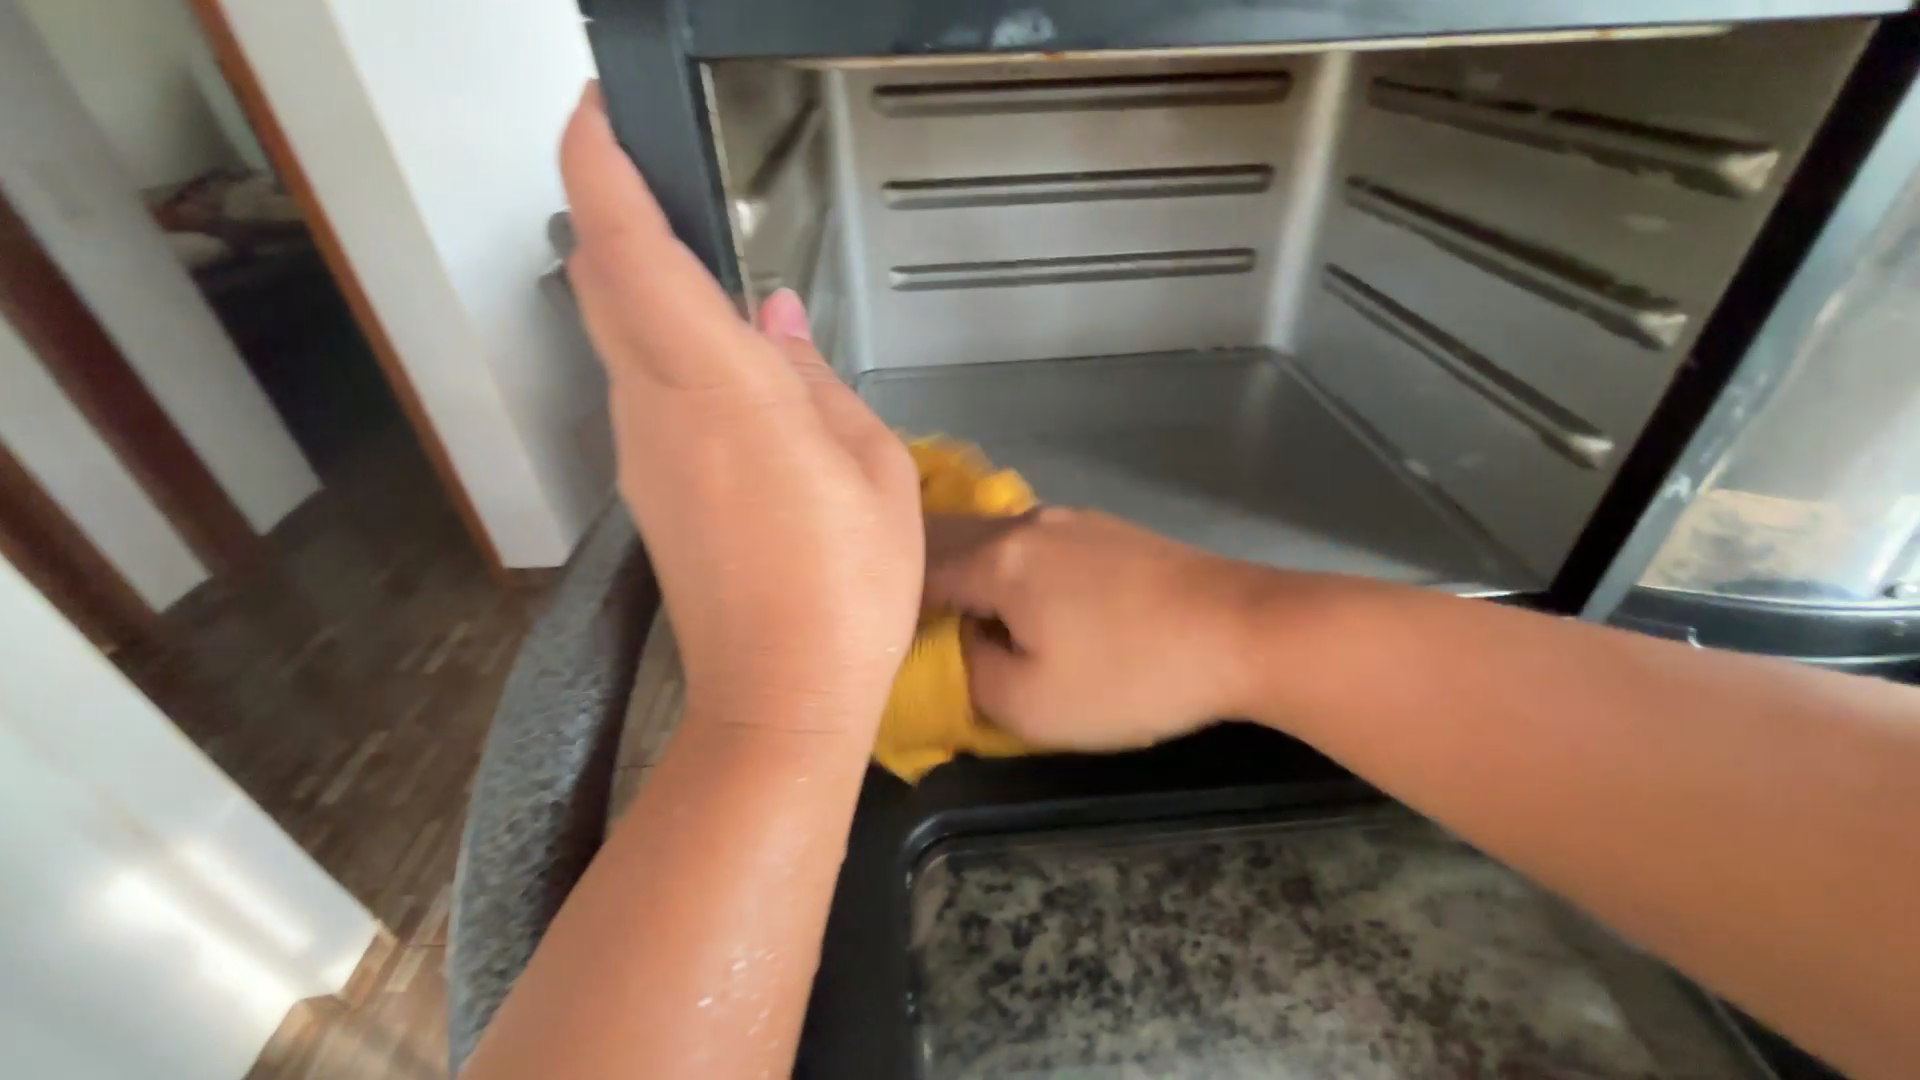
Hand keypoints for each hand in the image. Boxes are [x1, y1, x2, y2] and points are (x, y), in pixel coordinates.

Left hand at [560, 86, 921, 735]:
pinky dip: (668, 359)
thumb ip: (816, 379)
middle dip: (617, 221)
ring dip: (648, 296)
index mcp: (722, 390)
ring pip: (621, 342)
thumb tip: (774, 317)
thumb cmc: (850, 583)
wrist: (781, 699)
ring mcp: (641, 458)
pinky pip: (645, 397)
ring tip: (721, 299)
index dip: (598, 168)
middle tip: (669, 194)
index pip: (628, 252)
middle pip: (604, 285)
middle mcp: (657, 411)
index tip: (595, 112)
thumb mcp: (874, 468)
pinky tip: (733, 386)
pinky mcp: (647, 496)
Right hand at [924, 508, 1279, 749]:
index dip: (893, 603)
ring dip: (967, 566)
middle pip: (951, 539)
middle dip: (921, 572)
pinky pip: (1033, 542)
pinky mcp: (1108, 530)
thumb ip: (971, 671)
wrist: (1244, 631)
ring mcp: (1073, 520)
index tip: (883, 631)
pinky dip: (1007, 564)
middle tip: (906, 613)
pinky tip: (1022, 591)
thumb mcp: (1030, 703)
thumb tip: (961, 642)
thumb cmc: (1131, 675)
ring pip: (994, 538)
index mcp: (997, 560)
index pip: (918, 572)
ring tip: (959, 605)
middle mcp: (1026, 525)